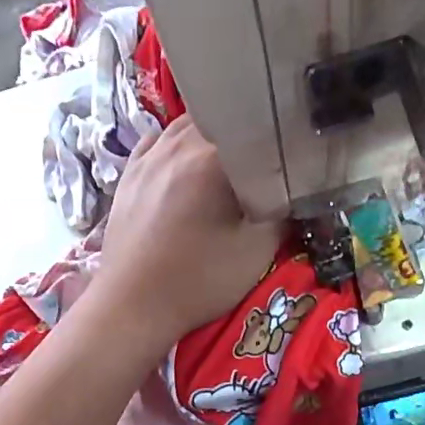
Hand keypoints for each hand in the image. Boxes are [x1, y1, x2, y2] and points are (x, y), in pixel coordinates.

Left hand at [95, 116, 281, 341]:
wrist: (134, 303)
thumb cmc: (199, 279)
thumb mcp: (256, 252)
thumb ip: (281, 213)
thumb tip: (295, 190)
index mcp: (212, 158)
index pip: (254, 127)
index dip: (277, 136)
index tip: (291, 153)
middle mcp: (178, 144)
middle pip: (219, 121)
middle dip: (244, 133)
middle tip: (263, 156)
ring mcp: (149, 156)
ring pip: (186, 127)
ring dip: (210, 136)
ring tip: (228, 157)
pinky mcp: (130, 173)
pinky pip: (158, 142)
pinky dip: (178, 145)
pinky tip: (186, 162)